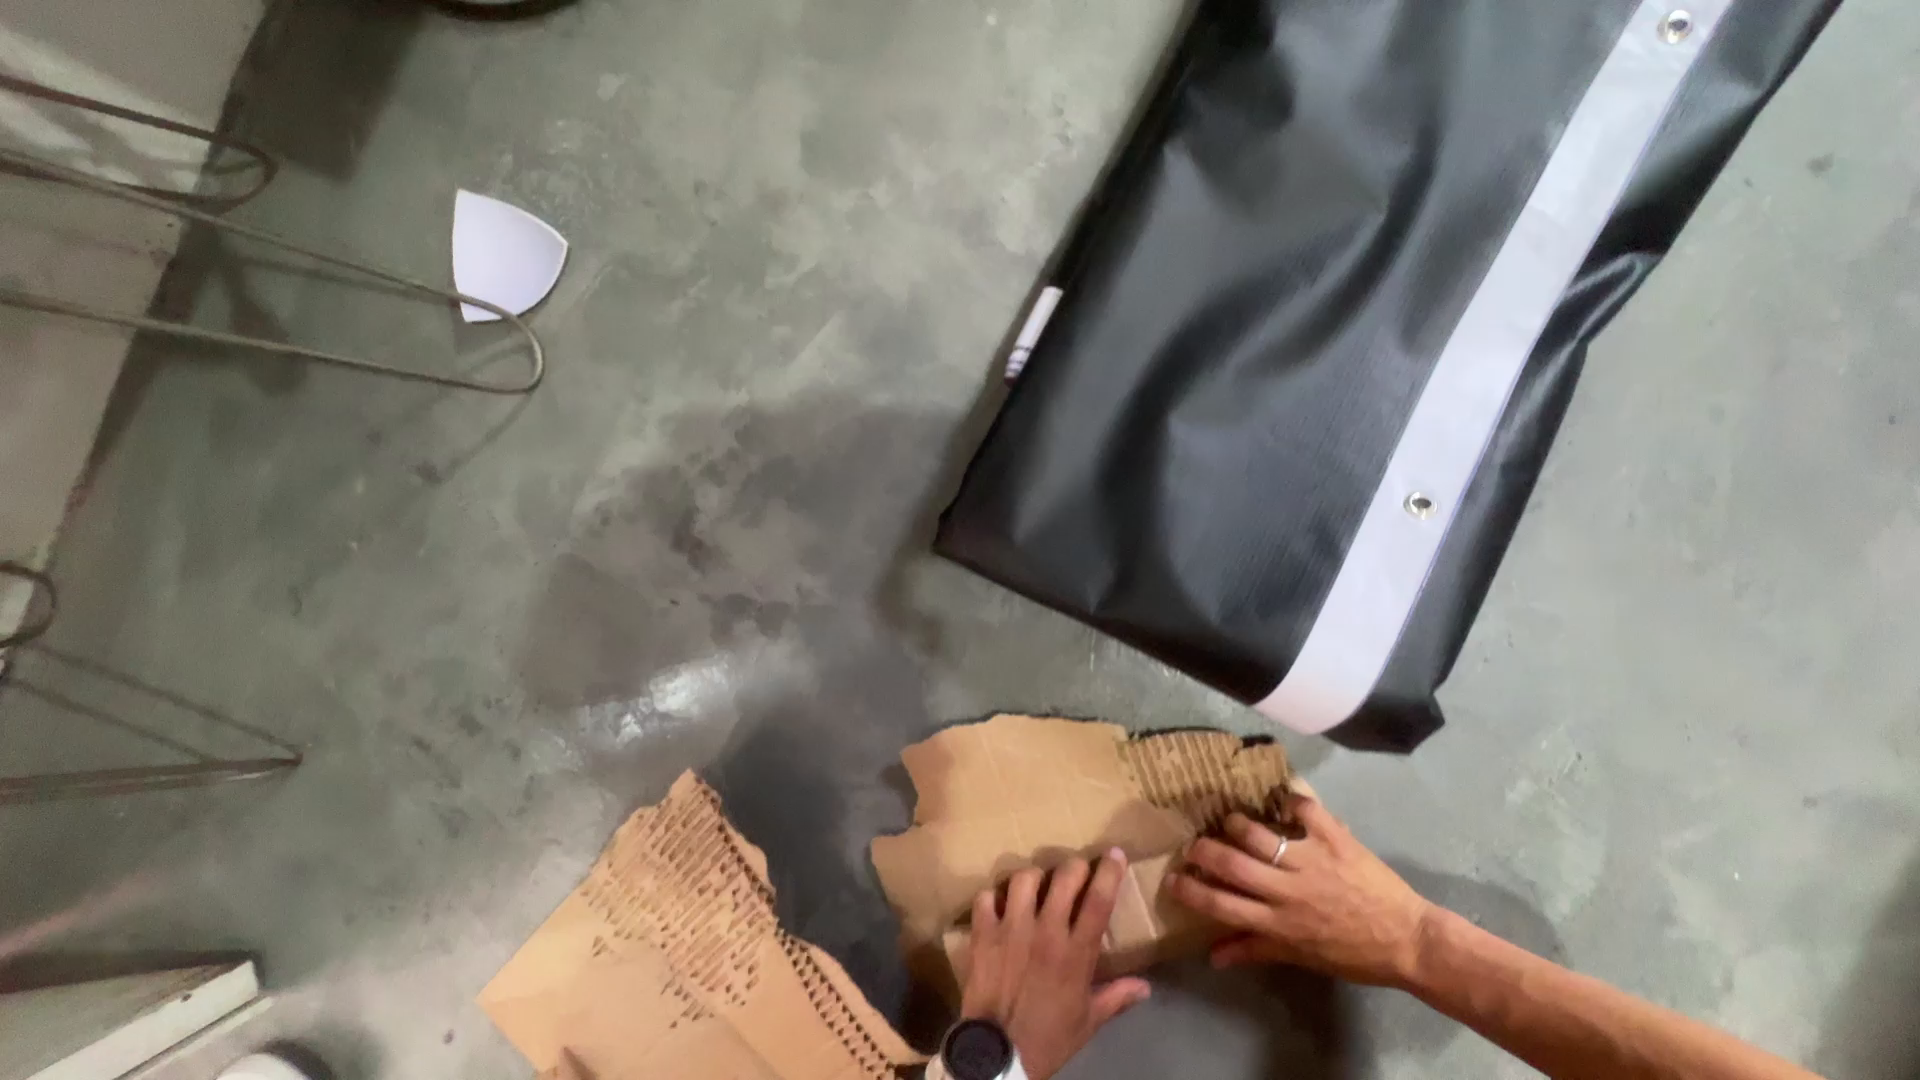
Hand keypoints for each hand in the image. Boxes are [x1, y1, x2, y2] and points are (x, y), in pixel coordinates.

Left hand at [960, 849, 1152, 1079]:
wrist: (999, 1055)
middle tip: (1076, 871)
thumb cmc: (1049, 1037)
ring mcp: (1011, 929)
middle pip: (1064, 878)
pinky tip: (999, 905)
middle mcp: (1045, 931)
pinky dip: (993, 896)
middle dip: (1074, 866)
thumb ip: (1117, 997)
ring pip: (1024, 879)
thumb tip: (1146, 987)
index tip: (1115, 853)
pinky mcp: (983, 933)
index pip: (1098, 900)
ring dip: (1033, 878)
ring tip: (1036, 886)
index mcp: (1076, 952)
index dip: (1109, 872)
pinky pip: (986, 897)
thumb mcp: (1088, 1021)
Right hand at [1167, 788, 1436, 987]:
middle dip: (1203, 851)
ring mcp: (1310, 860)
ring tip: (1230, 821)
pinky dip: (1290, 799)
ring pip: (1257, 833)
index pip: (1220, 905)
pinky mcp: (1334, 839)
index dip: (1190, 890)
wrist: (1409, 941)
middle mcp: (1288, 890)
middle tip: (1193, 845)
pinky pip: (1305, 810)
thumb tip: (1212, 956)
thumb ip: (1255, 950)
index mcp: (1278, 923)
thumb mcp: (1302, 958)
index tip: (1172, 879)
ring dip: (1236, 823)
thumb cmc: (1352, 954)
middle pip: (1230, 863)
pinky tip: (1281, 799)